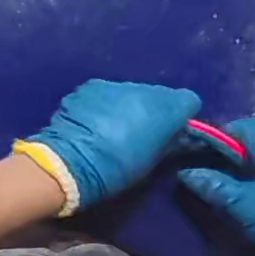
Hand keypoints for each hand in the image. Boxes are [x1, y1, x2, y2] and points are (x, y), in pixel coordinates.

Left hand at [15, 80, 201, 214]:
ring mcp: (113, 85)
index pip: (187, 101)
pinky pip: (104, 94)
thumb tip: (176, 136)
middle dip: (151, 111)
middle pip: (157, 95)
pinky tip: (92, 123)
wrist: (67, 163)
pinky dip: (103, 105)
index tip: (170, 132)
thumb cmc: (114, 170)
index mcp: (164, 108)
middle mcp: (141, 89)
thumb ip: (167, 143)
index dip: (180, 117)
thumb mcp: (150, 162)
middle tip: (138, 132)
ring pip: (130, 92)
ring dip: (126, 106)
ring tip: (111, 128)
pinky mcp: (88, 87)